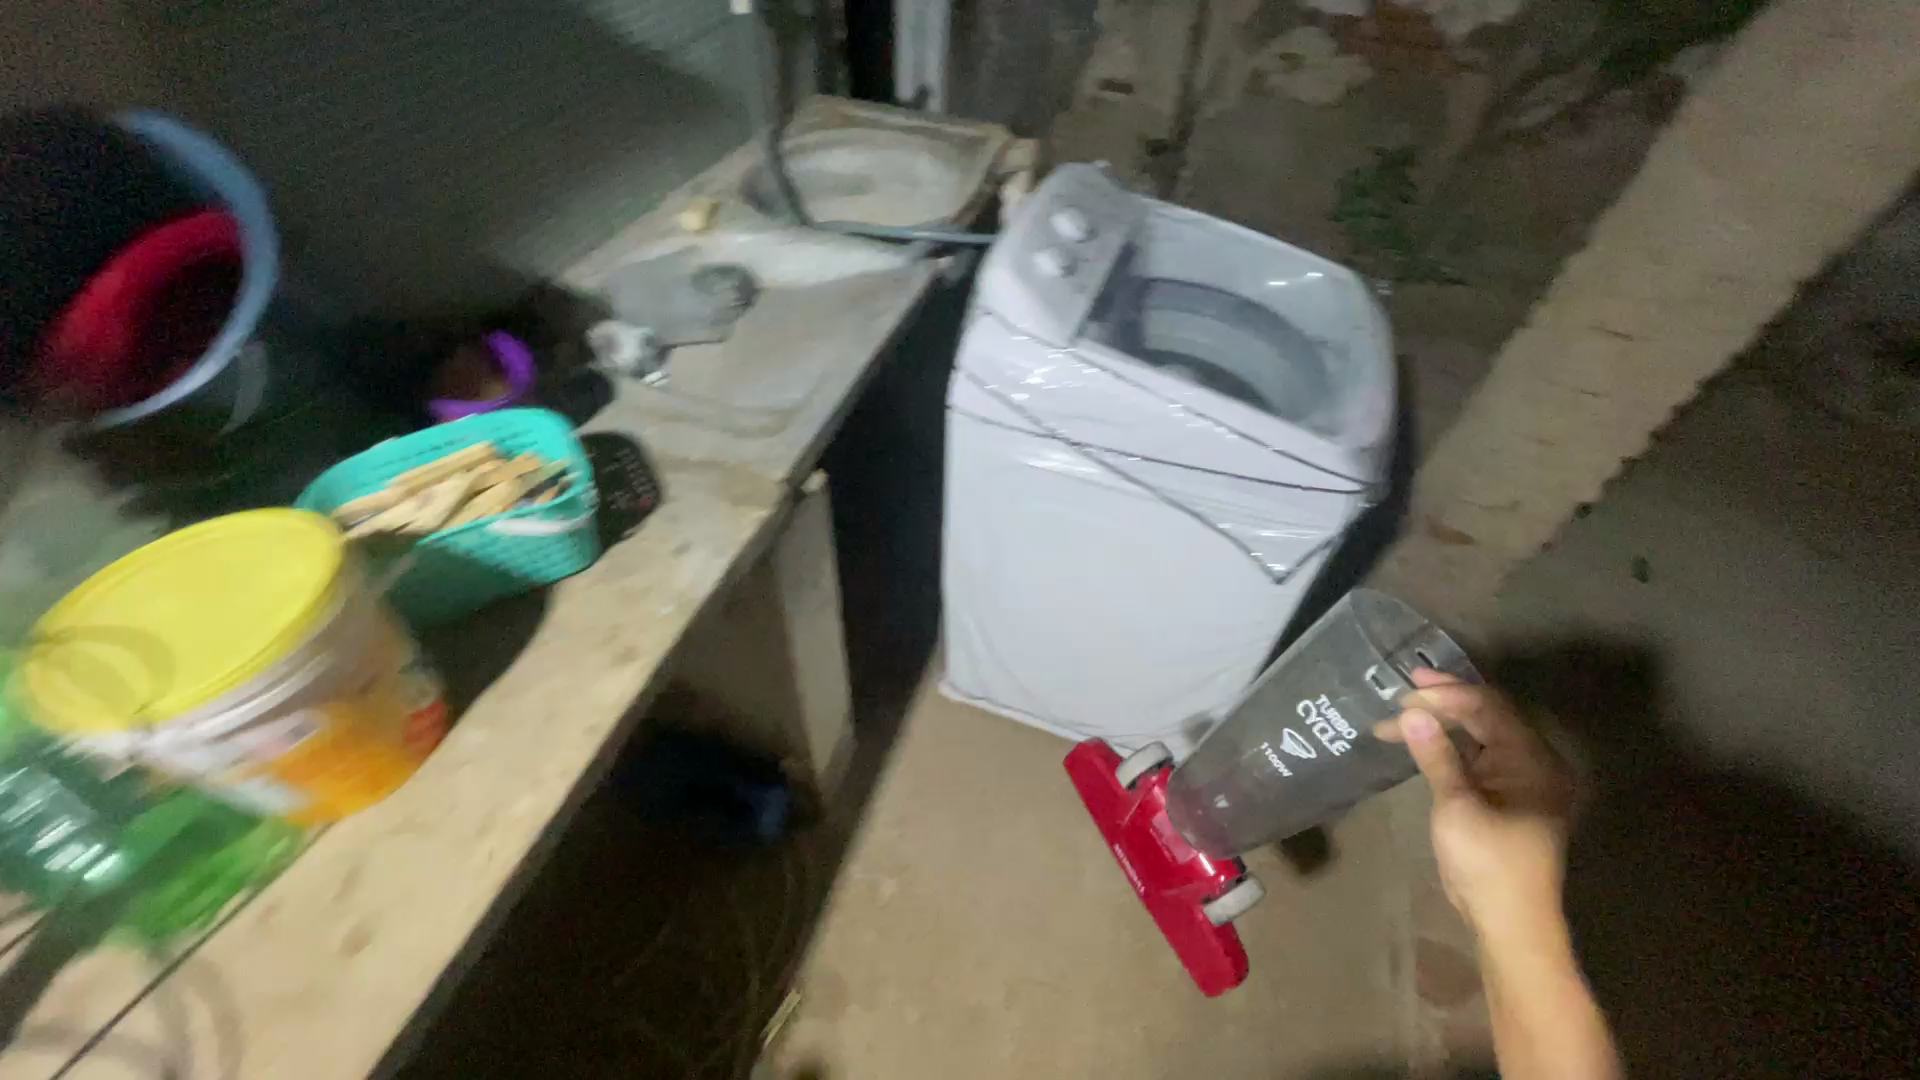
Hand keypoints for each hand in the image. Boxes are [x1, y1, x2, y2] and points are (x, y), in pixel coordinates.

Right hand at [1374, 670, 1577, 936]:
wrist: (1509, 919)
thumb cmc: (1487, 861)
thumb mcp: (1457, 805)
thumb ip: (1436, 755)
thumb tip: (1411, 713)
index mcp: (1532, 762)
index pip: (1489, 708)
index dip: (1449, 693)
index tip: (1408, 687)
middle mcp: (1533, 764)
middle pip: (1487, 716)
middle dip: (1443, 702)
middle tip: (1400, 692)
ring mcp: (1519, 781)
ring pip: (1479, 735)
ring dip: (1441, 723)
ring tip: (1398, 716)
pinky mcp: (1504, 796)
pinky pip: (1476, 755)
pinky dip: (1447, 744)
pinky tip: (1419, 741)